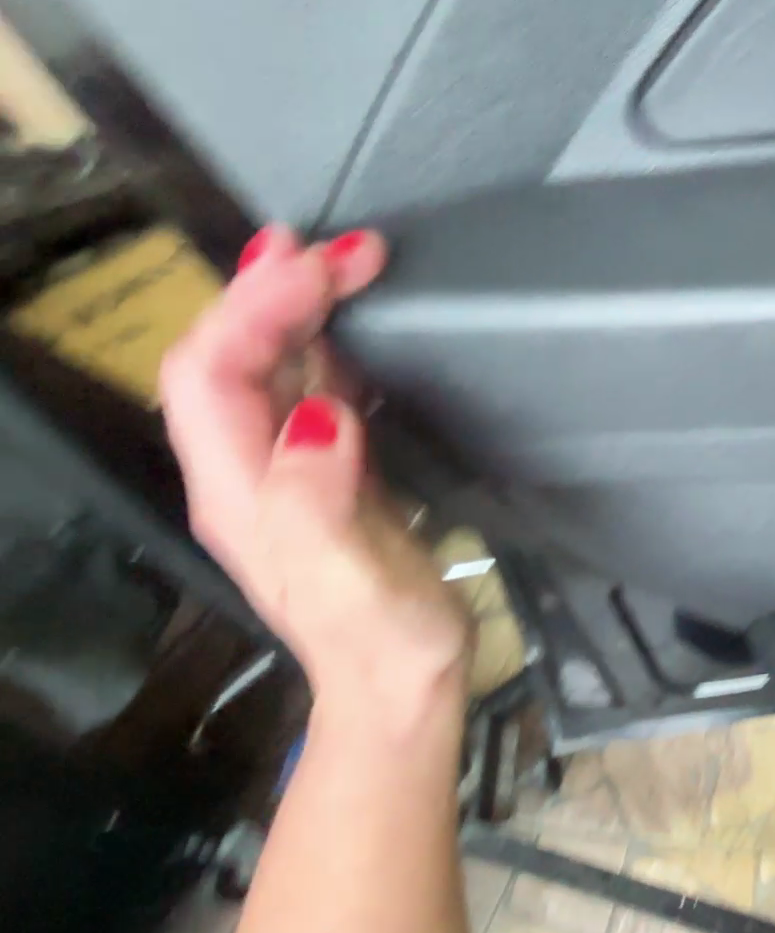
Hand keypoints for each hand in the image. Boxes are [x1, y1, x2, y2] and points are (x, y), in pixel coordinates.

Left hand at [160, 226, 470, 730]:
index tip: (319, 267)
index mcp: (242, 492)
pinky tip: (352, 337)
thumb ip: (316, 496)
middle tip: (336, 247)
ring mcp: (292, 478)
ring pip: (272, 374)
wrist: (402, 685)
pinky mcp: (336, 484)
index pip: (214, 375)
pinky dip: (329, 356)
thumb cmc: (383, 639)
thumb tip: (324, 414)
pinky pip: (315, 402)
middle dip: (272, 292)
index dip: (253, 309)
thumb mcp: (346, 578)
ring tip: (339, 267)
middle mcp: (251, 475)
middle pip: (232, 361)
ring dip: (298, 313)